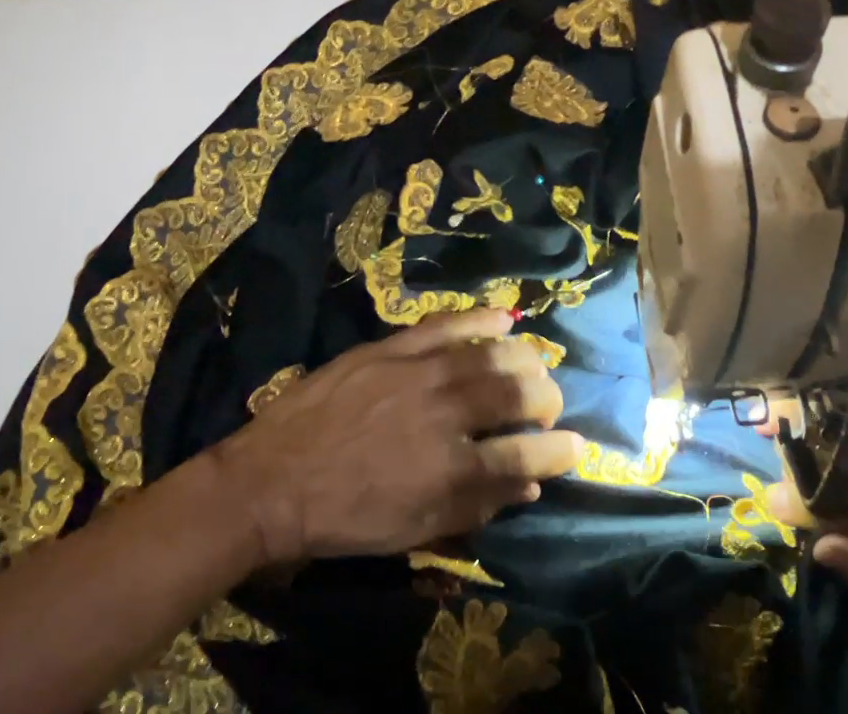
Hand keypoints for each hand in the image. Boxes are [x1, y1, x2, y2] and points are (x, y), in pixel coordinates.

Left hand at [208, 309, 584, 565]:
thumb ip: (477, 506)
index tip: (576, 448)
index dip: (559, 451)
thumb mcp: (416, 530)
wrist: (271, 481)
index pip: (526, 455)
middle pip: (516, 393)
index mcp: (452, 469)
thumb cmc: (345, 517)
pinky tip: (503, 318)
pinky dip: (479, 320)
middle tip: (547, 406)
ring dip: (523, 359)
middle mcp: (444, 414)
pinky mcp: (389, 349)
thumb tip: (529, 485)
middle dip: (546, 399)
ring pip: (489, 354)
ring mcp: (416, 374)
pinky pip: (445, 325)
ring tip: (533, 366)